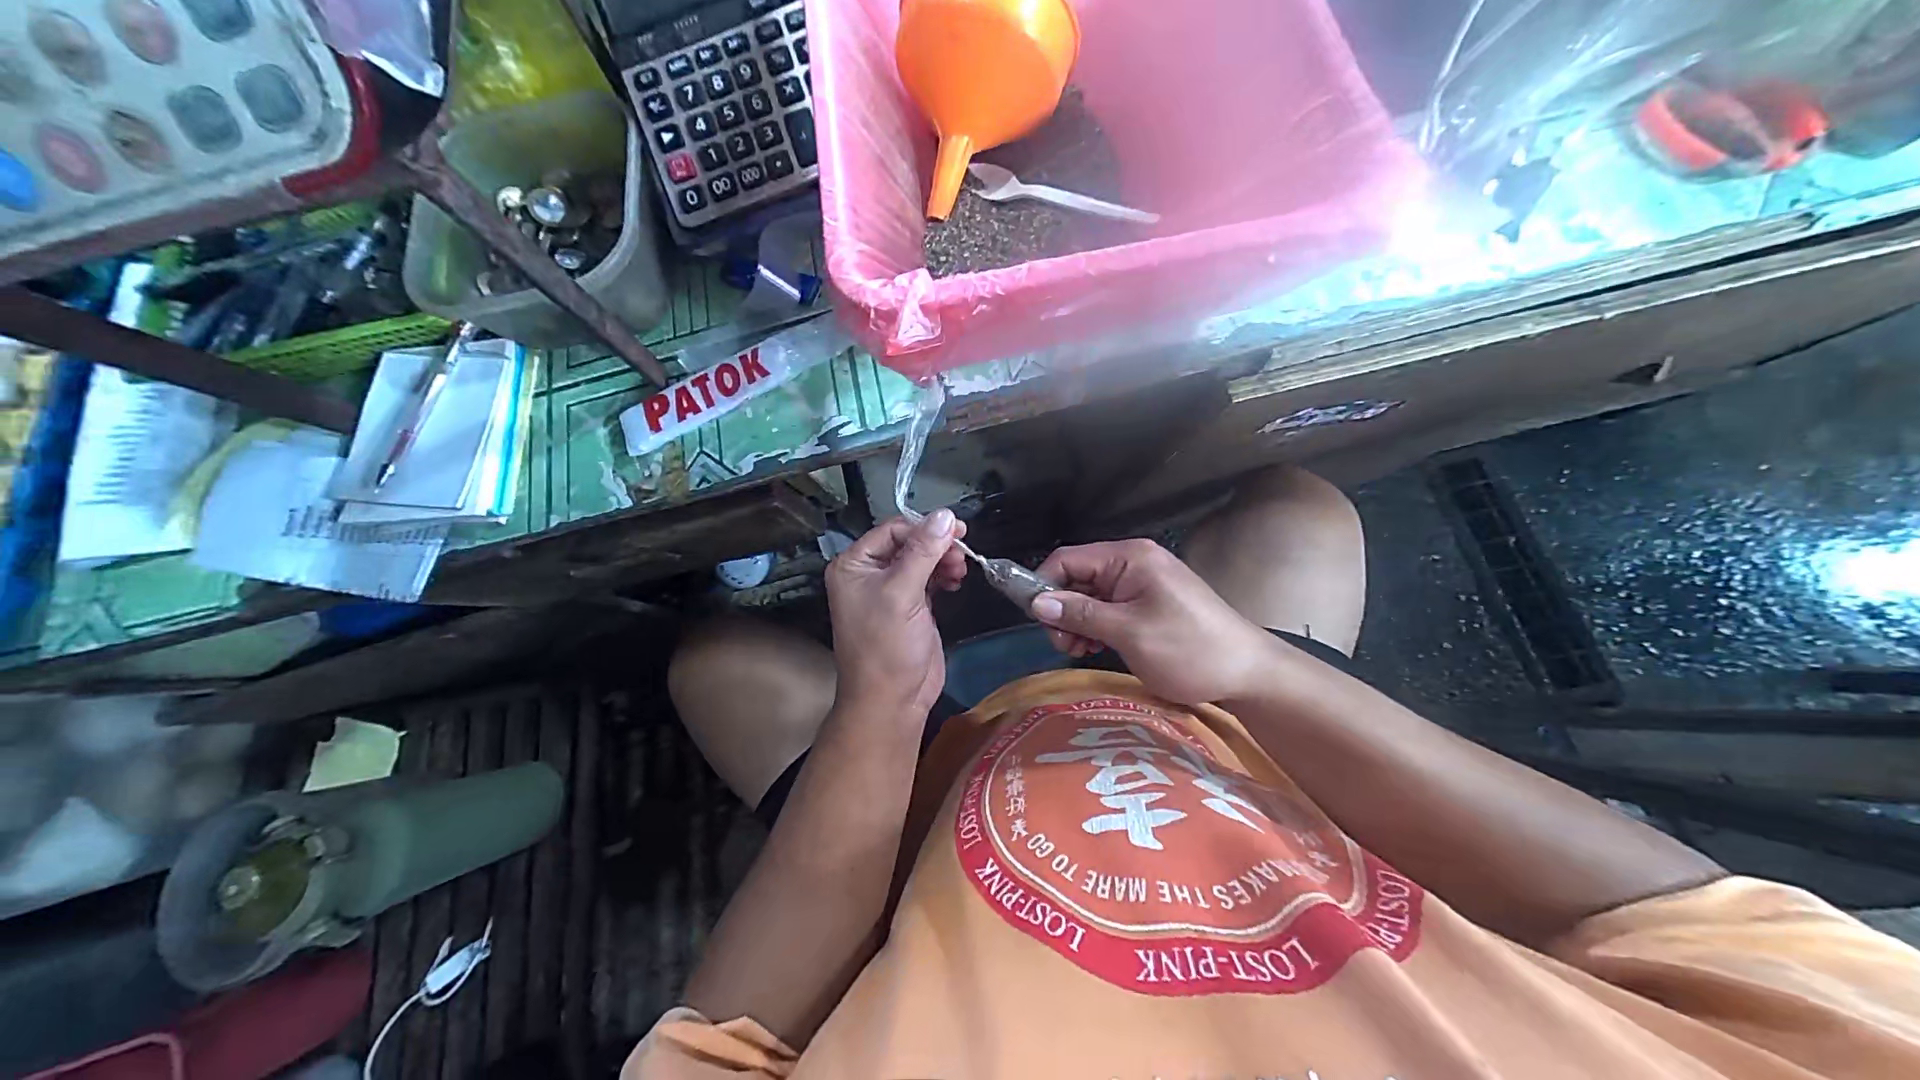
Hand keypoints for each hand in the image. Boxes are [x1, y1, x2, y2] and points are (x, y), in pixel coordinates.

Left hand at [825, 511, 967, 716]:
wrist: (892, 700)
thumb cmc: (887, 647)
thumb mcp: (902, 593)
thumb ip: (923, 552)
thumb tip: (946, 515)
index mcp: (854, 565)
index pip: (892, 530)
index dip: (925, 528)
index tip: (958, 530)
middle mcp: (868, 574)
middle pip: (909, 543)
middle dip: (937, 545)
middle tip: (962, 552)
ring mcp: (890, 591)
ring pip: (921, 560)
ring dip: (943, 559)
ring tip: (960, 570)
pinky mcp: (910, 606)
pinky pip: (928, 578)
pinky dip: (943, 575)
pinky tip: (955, 580)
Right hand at [1029, 539, 1280, 705]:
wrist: (1247, 673)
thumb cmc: (1188, 649)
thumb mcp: (1129, 632)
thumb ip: (1080, 614)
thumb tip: (1036, 603)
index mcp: (1129, 557)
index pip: (1067, 559)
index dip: (1044, 586)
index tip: (1038, 622)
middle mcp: (1133, 562)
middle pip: (1076, 577)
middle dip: (1061, 610)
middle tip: (1063, 645)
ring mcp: (1141, 583)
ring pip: (1088, 595)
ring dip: (1076, 622)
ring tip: (1079, 650)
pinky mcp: (1147, 603)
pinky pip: (1107, 608)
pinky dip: (1095, 627)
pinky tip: (1094, 647)